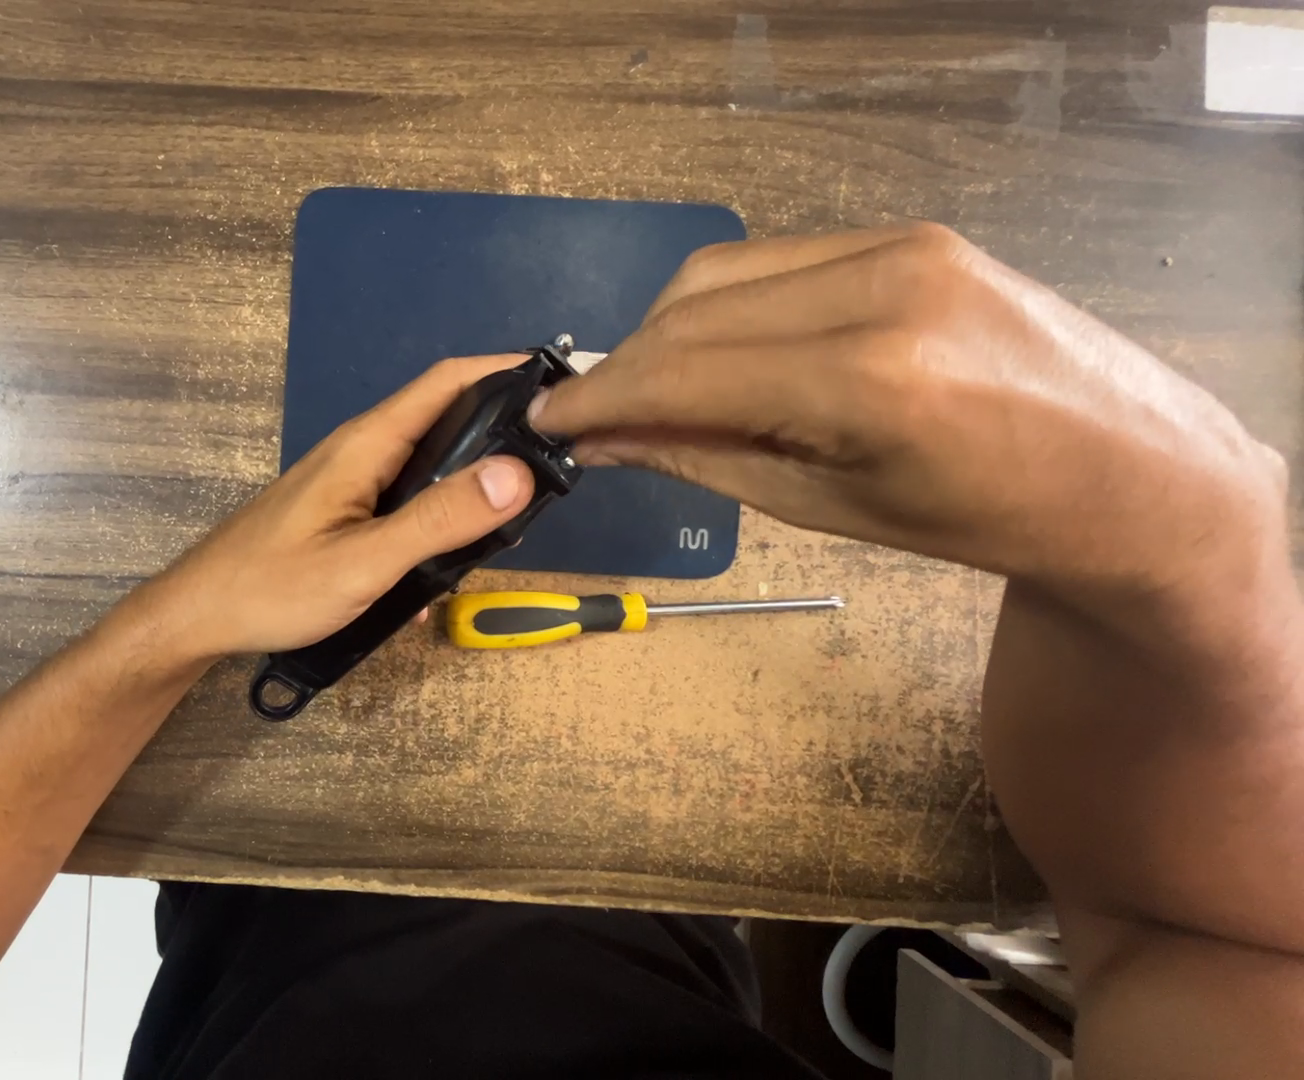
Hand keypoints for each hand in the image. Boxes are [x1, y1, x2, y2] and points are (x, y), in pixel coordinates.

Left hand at [138, 355, 534, 656]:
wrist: (200, 615)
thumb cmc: (274, 587)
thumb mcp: (365, 560)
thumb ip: (438, 520)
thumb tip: (516, 473)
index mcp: (368, 443)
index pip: (447, 381)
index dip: (504, 373)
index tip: (559, 393)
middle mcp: (361, 450)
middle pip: (443, 422)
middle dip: (498, 441)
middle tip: (548, 477)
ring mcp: (350, 481)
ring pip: (426, 469)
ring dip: (465, 493)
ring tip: (504, 530)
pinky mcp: (343, 511)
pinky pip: (402, 505)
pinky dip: (431, 528)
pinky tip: (440, 574)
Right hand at [530, 223, 1287, 604]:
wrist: (1134, 472)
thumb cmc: (973, 520)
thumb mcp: (818, 505)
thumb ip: (695, 456)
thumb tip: (600, 440)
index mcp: (865, 381)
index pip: (680, 371)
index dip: (597, 397)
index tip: (546, 420)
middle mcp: (878, 287)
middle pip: (688, 312)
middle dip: (621, 368)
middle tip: (591, 418)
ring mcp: (897, 246)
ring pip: (717, 276)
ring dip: (662, 334)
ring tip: (652, 392)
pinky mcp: (906, 234)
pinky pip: (767, 264)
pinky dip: (715, 309)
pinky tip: (715, 354)